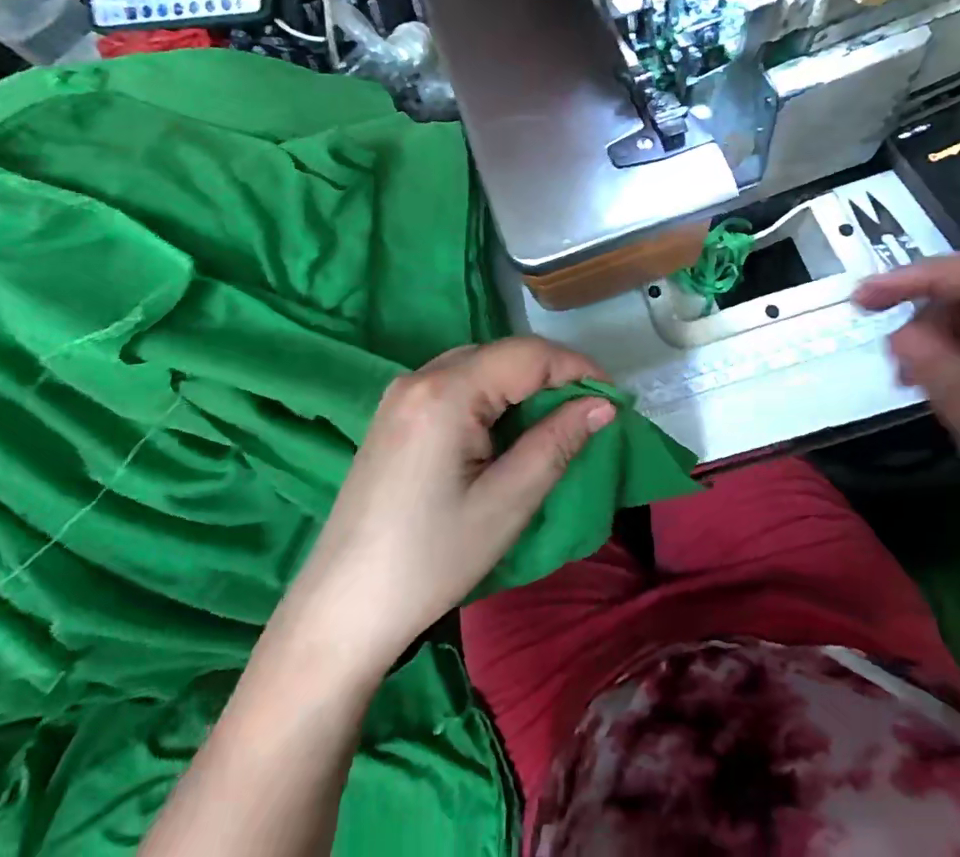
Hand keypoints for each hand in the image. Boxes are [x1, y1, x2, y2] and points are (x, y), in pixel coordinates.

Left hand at [278, 337, 616, 671]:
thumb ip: (557, 442)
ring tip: (553, 425)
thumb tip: (602, 404)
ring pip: (475, 369)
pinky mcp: (390, 419)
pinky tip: (502, 434)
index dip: (577, 368)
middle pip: (499, 355)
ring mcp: (397, 397)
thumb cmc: (432, 558)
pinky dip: (488, 400)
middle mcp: (416, 378)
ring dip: (519, 388)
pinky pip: (451, 388)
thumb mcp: (507, 502)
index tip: (614, 399)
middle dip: (550, 376)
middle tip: (588, 415)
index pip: (527, 354)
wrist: (345, 604)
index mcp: (445, 391)